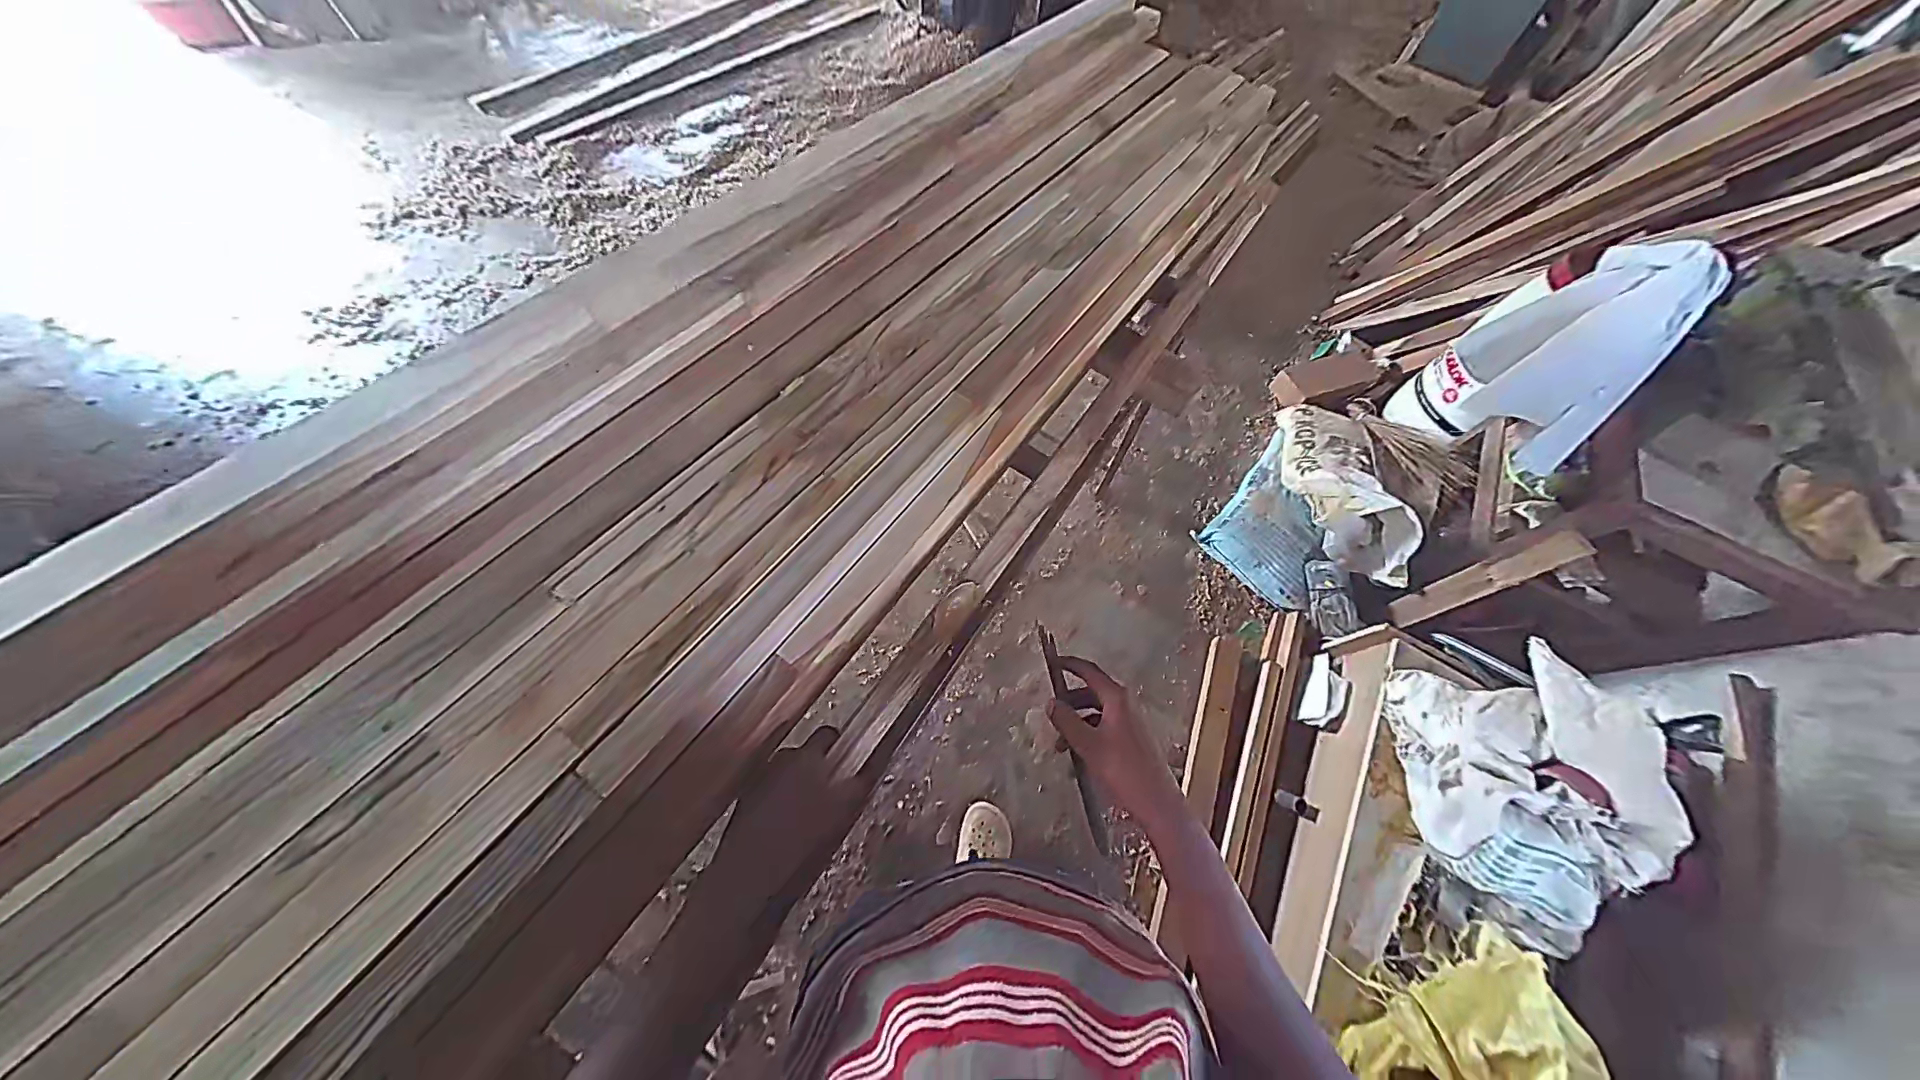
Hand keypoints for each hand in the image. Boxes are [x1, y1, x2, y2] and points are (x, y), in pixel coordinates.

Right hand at [1045, 657, 1182, 827]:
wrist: (1157, 803)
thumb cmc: (1124, 770)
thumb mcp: (1088, 745)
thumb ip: (1067, 721)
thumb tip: (1051, 703)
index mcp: (1117, 699)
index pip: (1089, 672)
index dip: (1070, 665)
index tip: (1053, 662)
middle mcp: (1125, 706)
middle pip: (1091, 693)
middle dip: (1069, 702)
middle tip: (1051, 714)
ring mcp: (1130, 722)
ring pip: (1095, 712)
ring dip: (1076, 723)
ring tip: (1060, 744)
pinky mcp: (1131, 739)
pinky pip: (1103, 727)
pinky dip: (1087, 734)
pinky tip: (1078, 754)